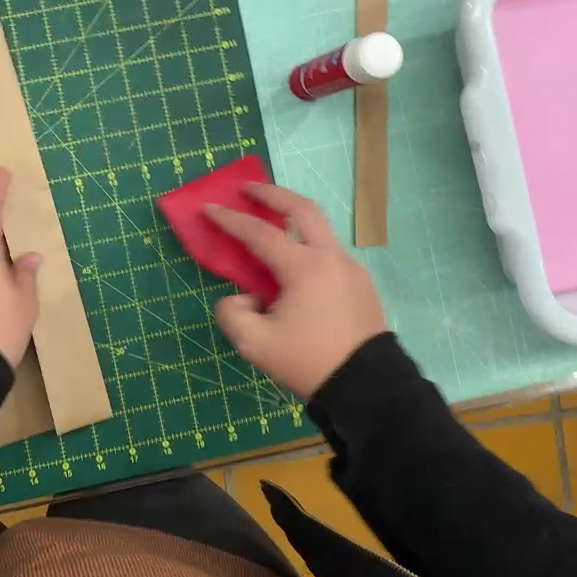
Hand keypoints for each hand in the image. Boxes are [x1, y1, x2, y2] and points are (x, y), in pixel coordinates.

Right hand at [205, 184, 386, 397]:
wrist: (367, 388)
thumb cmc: (307, 361)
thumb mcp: (255, 343)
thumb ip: (233, 313)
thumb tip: (242, 298)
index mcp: (304, 268)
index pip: (259, 234)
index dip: (230, 220)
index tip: (209, 208)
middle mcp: (330, 258)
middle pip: (302, 209)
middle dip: (272, 193)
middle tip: (248, 189)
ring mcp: (350, 269)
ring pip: (320, 228)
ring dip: (293, 217)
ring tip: (270, 222)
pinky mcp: (360, 285)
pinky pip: (328, 252)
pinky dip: (306, 244)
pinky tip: (293, 265)